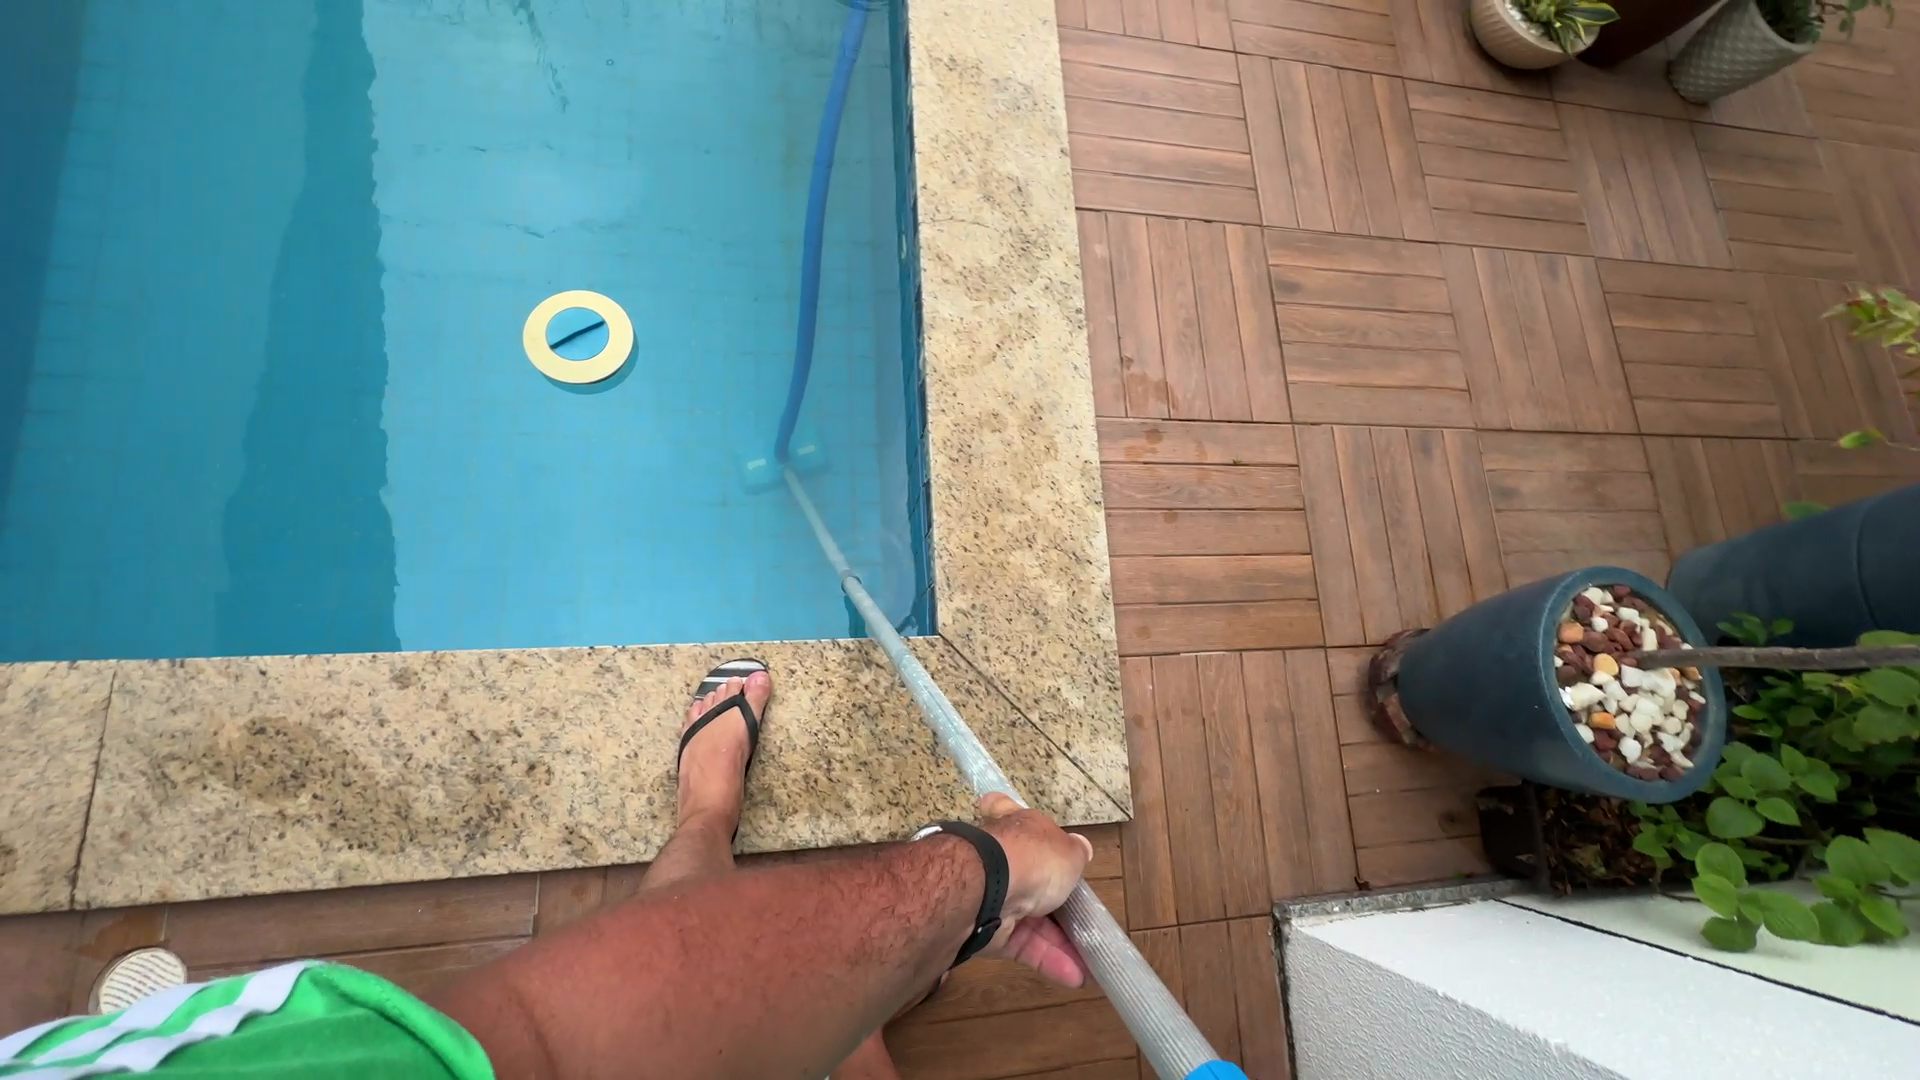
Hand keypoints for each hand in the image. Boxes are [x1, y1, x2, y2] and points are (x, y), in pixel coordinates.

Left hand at [975, 793, 1092, 987]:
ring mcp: (994, 894)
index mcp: (1014, 825)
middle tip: (1082, 919)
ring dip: (1058, 940)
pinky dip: (1047, 959)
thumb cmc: (1033, 857)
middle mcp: (1001, 857)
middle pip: (1028, 876)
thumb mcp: (1068, 851)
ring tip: (1088, 962)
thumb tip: (1081, 847)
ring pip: (1029, 917)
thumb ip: (1074, 853)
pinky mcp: (990, 930)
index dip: (1005, 810)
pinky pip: (1023, 944)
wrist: (990, 888)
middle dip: (1054, 899)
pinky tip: (1075, 975)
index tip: (1007, 814)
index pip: (1003, 808)